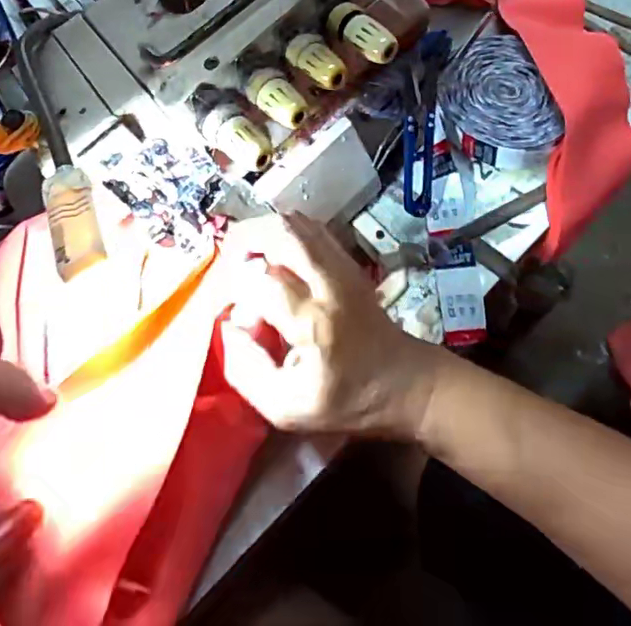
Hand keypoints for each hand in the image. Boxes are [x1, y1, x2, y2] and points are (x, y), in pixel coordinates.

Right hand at [220, 213, 450, 439]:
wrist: (403, 380)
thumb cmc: (345, 400)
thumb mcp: (287, 407)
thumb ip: (246, 371)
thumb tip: (228, 325)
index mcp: (313, 323)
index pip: (262, 283)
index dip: (235, 288)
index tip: (228, 308)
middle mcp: (329, 284)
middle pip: (282, 233)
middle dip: (245, 238)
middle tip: (228, 262)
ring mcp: (342, 267)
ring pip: (296, 224)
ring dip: (263, 231)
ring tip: (245, 256)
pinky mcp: (348, 262)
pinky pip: (311, 229)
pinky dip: (284, 231)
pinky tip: (272, 252)